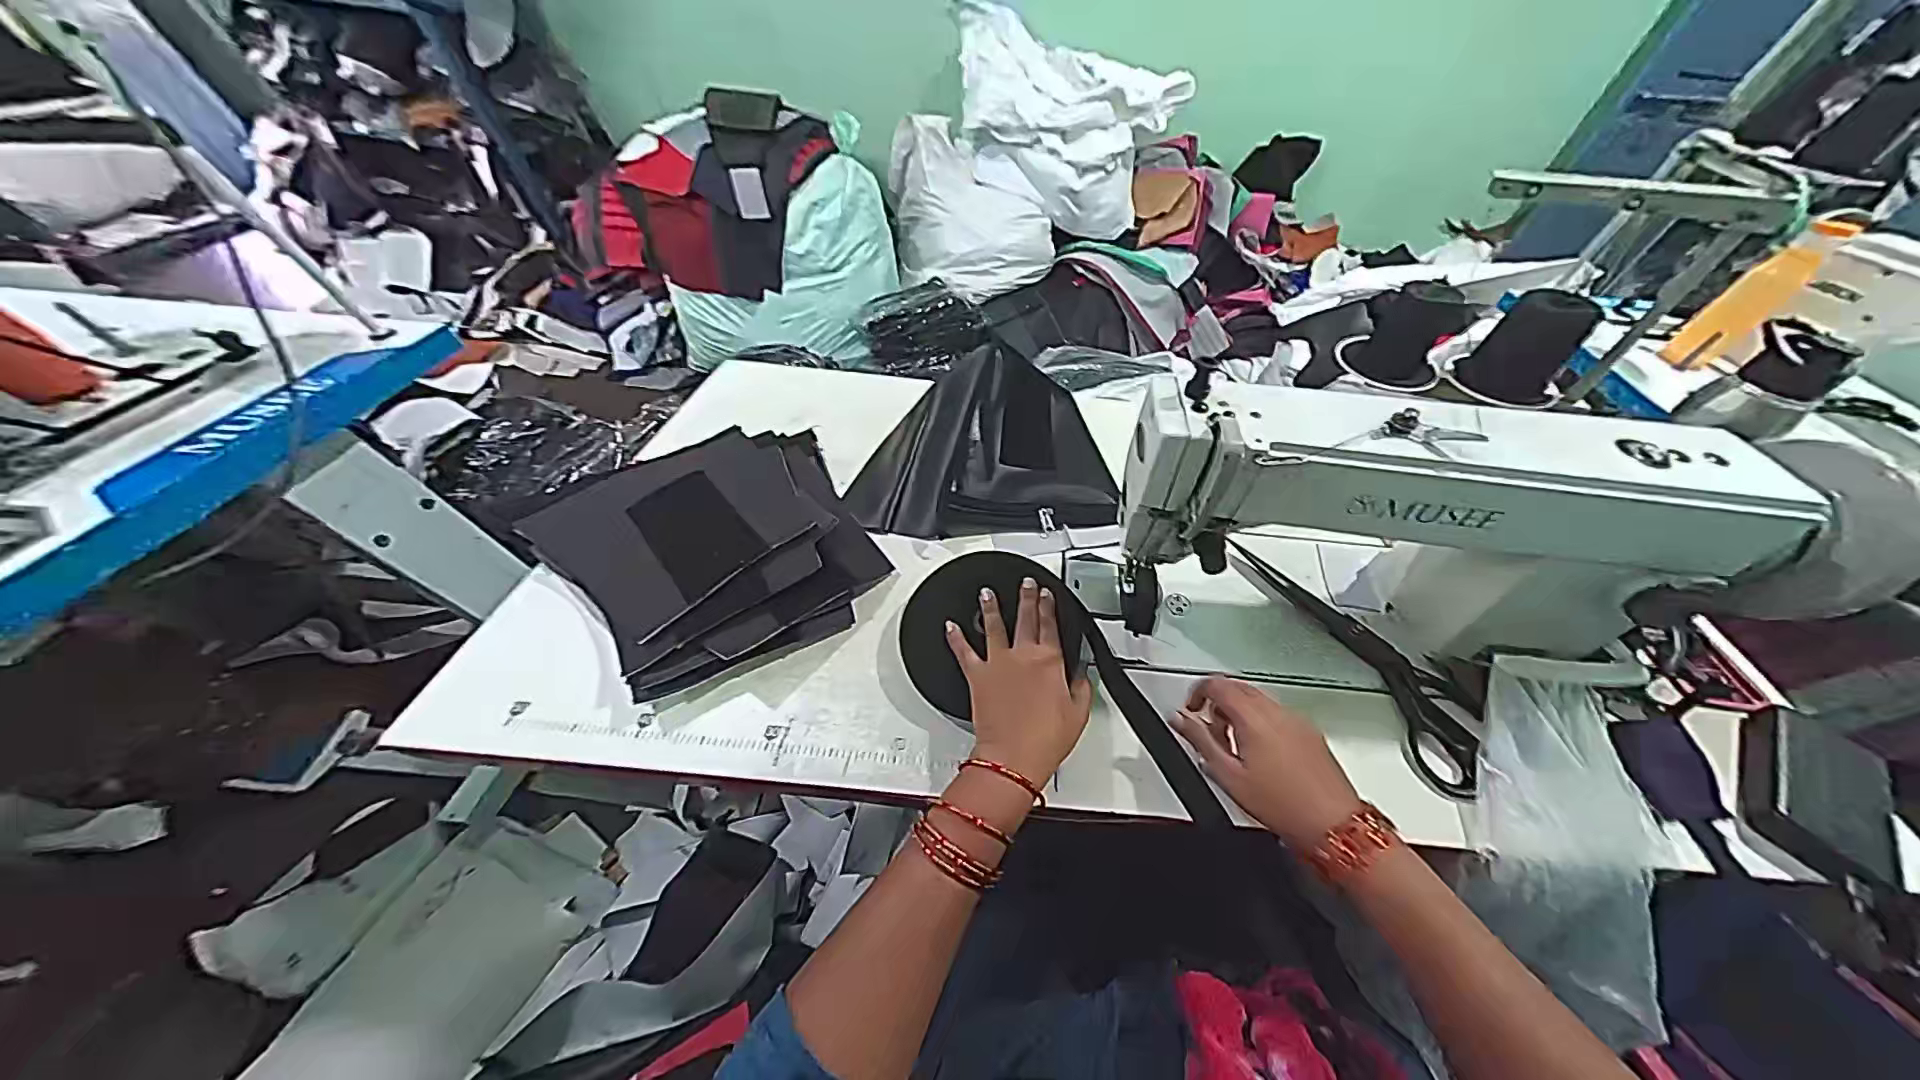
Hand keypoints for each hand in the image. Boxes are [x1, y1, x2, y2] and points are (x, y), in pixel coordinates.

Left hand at [945, 577, 1092, 781]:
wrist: (1014, 755)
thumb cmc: (1044, 739)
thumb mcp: (1078, 713)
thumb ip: (1080, 688)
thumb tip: (1081, 676)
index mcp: (1050, 661)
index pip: (1050, 624)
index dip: (1049, 605)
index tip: (1046, 594)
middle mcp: (1023, 656)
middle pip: (1025, 617)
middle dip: (1026, 597)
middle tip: (1025, 584)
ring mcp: (998, 663)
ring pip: (993, 626)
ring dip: (990, 607)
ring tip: (987, 593)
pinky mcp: (977, 676)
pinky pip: (963, 651)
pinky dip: (956, 637)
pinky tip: (951, 626)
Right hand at [1169, 677, 1364, 849]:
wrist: (1333, 824)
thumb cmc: (1284, 805)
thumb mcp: (1227, 775)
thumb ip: (1199, 740)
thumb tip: (1180, 720)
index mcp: (1253, 717)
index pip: (1216, 684)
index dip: (1196, 693)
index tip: (1190, 710)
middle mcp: (1276, 711)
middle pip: (1237, 687)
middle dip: (1217, 702)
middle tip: (1208, 728)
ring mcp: (1296, 720)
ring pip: (1258, 699)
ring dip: (1238, 712)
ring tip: (1232, 746)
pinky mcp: (1310, 731)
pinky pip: (1277, 713)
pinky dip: (1260, 721)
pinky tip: (1259, 753)